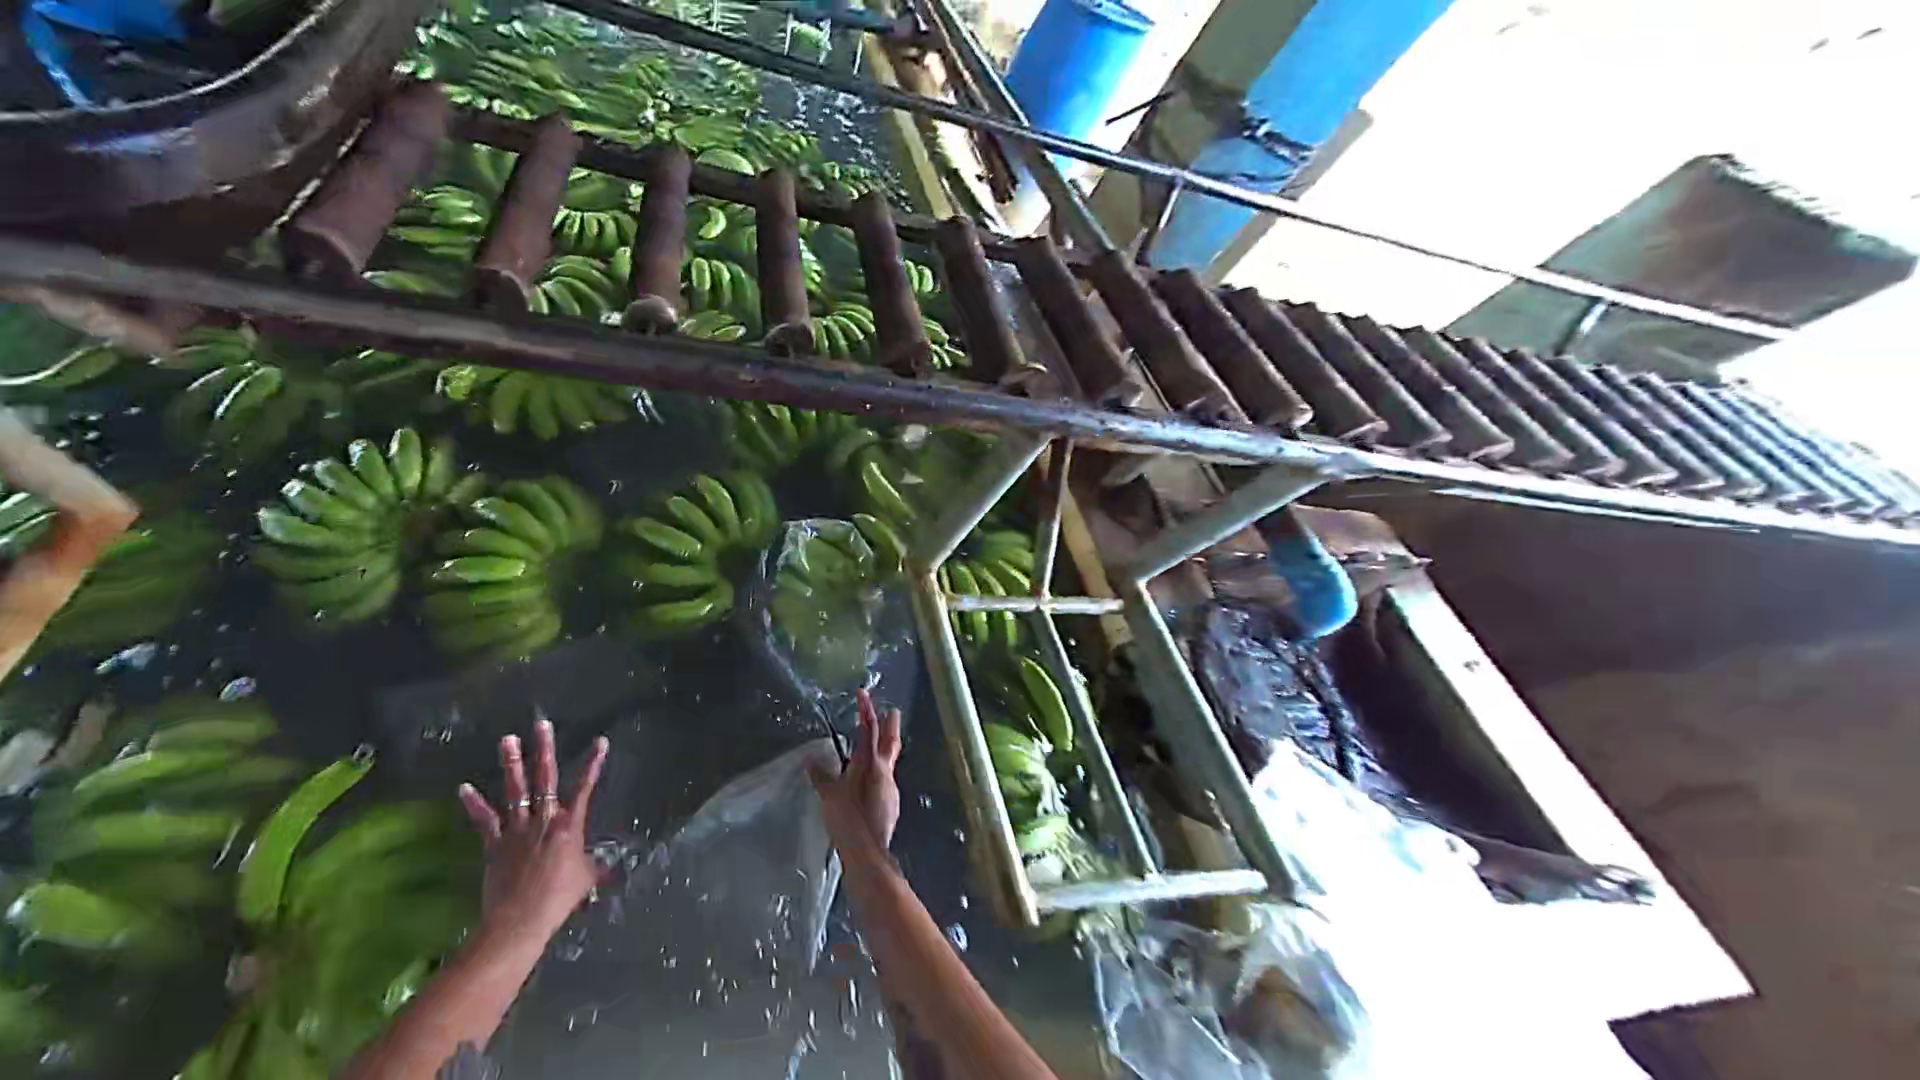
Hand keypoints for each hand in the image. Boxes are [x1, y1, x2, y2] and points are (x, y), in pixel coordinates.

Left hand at [457, 721, 609, 938]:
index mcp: (570, 824)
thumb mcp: (586, 878)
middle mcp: (544, 819)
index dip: (593, 763)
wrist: (519, 921)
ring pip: (515, 790)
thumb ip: (595, 865)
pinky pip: (484, 820)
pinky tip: (464, 787)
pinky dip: (474, 804)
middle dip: (544, 749)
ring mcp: (516, 829)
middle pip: (544, 778)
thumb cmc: (559, 898)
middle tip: (541, 725)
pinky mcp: (494, 843)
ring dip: (511, 763)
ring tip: (507, 740)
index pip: (584, 786)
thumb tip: (609, 866)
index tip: (600, 741)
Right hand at [809, 689, 902, 852]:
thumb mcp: (829, 796)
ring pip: (890, 761)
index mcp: (869, 763)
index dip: (865, 709)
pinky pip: (886, 779)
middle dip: (891, 725)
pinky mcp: (891, 802)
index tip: (863, 693)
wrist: (868, 850)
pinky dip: (881, 770)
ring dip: (886, 748)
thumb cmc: (847, 818)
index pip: (868, 728)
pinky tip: (873, 778)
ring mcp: (890, 787)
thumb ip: (820, 776)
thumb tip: (810, 760)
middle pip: (890, 742)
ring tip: (882, 742)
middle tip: (894, 711)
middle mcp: (884, 771)